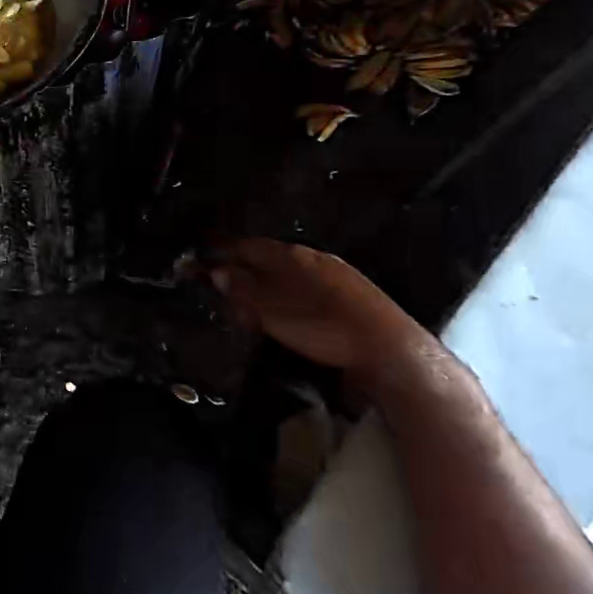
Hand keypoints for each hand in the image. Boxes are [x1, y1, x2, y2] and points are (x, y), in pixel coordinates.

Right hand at [207, 238, 438, 387]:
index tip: (204, 260)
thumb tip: (216, 270)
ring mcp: (335, 272)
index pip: (245, 246)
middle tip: (224, 286)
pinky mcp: (352, 292)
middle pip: (268, 256)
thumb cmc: (322, 326)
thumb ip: (242, 289)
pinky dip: (291, 292)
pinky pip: (309, 284)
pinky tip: (292, 309)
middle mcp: (311, 255)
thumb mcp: (272, 310)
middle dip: (244, 268)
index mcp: (289, 254)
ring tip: (254, 301)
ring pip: (290, 271)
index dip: (223, 252)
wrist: (388, 347)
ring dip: (268, 282)